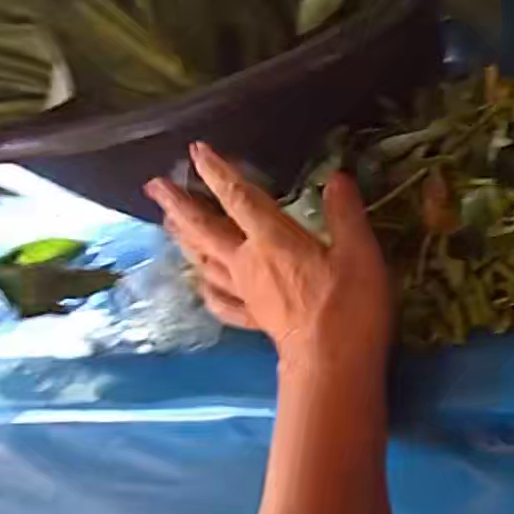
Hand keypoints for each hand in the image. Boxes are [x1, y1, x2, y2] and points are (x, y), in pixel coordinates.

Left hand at [146, 142, 391, 373]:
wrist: (333, 362)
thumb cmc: (349, 305)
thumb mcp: (359, 252)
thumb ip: (345, 214)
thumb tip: (338, 178)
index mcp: (273, 240)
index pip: (238, 198)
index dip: (217, 171)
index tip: (196, 150)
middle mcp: (249, 262)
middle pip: (204, 229)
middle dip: (179, 205)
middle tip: (154, 186)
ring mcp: (247, 294)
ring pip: (204, 261)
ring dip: (184, 240)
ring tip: (170, 224)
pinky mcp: (254, 320)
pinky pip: (220, 301)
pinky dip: (207, 289)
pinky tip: (202, 285)